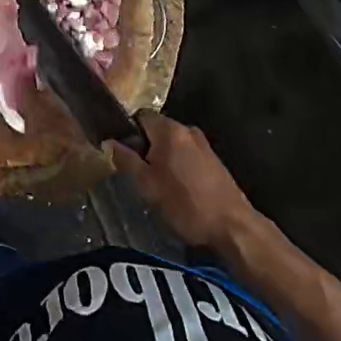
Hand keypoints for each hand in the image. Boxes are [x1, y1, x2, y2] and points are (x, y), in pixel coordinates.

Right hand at [111, 113, 262, 248]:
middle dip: (144, 149)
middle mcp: (188, 129)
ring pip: (171, 144)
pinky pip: (185, 154)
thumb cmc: (184, 204)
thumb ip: (126, 160)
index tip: (121, 155)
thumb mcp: (147, 185)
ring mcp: (203, 144)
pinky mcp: (212, 159)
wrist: (230, 225)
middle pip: (156, 130)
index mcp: (170, 129)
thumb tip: (110, 141)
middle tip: (137, 176)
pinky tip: (176, 190)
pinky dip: (176, 166)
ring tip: (155, 187)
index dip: (127, 132)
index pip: (140, 116)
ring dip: (160, 160)